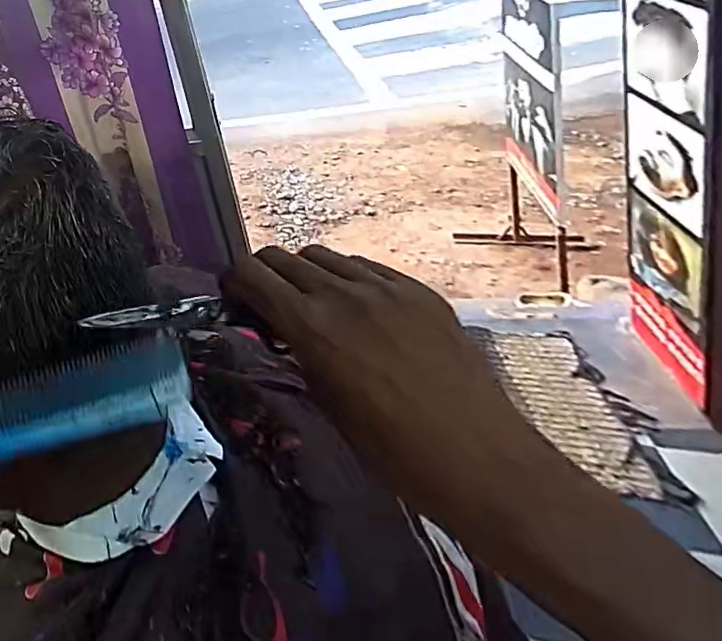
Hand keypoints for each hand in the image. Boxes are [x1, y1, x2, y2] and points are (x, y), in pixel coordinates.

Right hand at [221, 246, 550, 521]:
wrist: (487, 465)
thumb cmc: (396, 451)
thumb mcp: (326, 400)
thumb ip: (296, 350)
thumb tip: (279, 328)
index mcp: (311, 325)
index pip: (250, 272)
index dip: (234, 282)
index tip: (235, 300)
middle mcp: (343, 294)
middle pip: (280, 256)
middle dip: (264, 275)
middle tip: (268, 304)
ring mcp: (385, 289)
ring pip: (321, 255)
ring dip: (305, 274)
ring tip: (316, 305)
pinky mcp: (420, 292)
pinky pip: (366, 267)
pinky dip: (349, 279)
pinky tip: (361, 311)